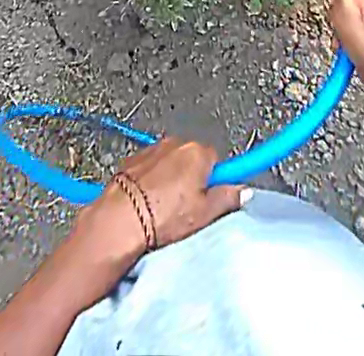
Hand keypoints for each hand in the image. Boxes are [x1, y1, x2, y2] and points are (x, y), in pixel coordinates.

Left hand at [73, 139, 241, 262]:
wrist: (120, 220)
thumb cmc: (160, 216)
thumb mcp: (204, 214)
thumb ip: (227, 198)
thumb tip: (244, 191)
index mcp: (197, 152)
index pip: (217, 161)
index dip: (214, 181)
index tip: (212, 195)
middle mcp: (175, 143)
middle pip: (193, 160)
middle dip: (192, 180)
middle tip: (188, 207)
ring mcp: (153, 149)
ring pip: (171, 163)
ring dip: (171, 179)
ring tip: (165, 208)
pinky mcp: (134, 158)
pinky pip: (151, 167)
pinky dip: (152, 180)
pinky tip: (148, 202)